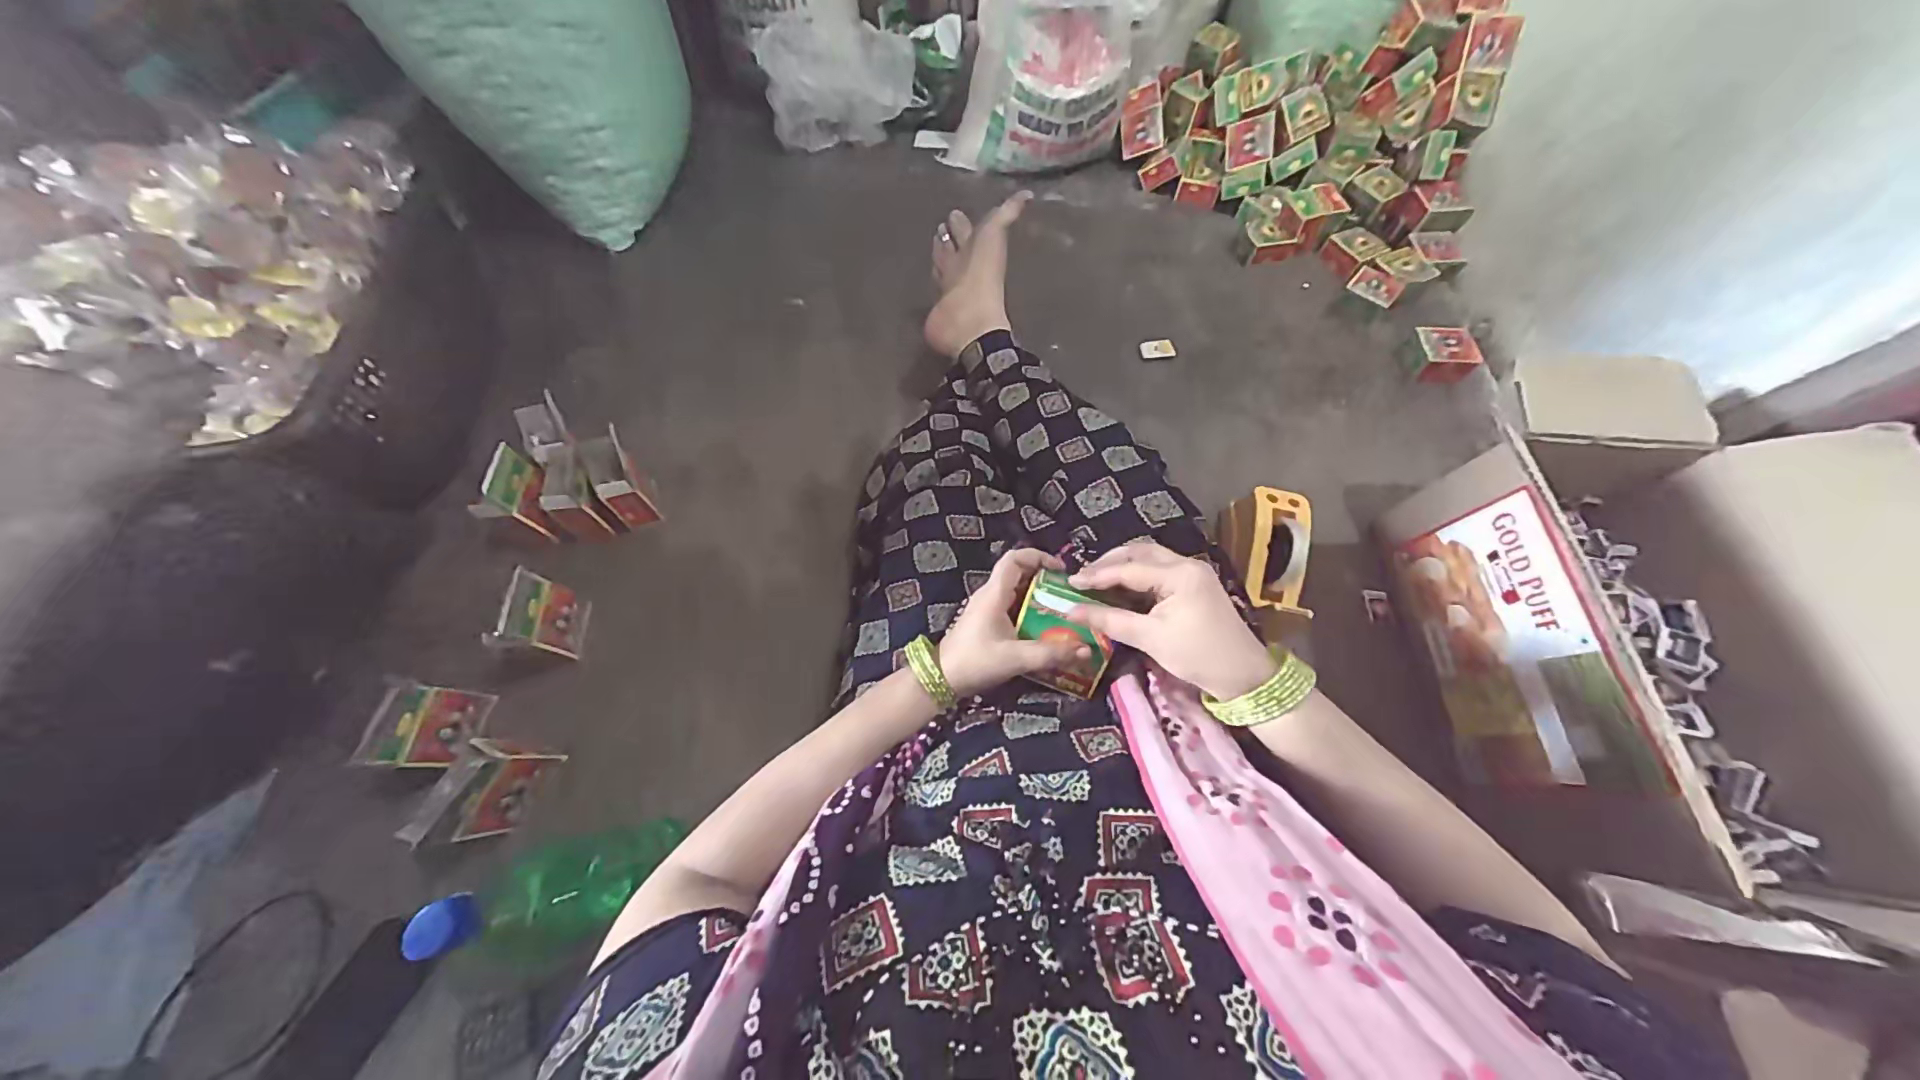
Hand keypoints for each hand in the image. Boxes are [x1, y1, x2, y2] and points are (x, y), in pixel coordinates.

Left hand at [938, 547, 1089, 698]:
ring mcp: (987, 610)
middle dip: (1044, 579)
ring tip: (1062, 612)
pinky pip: (1012, 609)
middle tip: (1067, 594)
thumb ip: (1051, 653)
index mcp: (994, 594)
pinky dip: (1029, 613)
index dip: (1038, 557)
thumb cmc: (974, 662)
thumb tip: (1085, 649)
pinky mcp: (986, 624)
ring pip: (1016, 593)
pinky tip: (1044, 630)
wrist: (941, 680)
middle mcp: (990, 596)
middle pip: (1019, 574)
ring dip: (1038, 598)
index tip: (1061, 570)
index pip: (1014, 559)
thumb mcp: (1015, 658)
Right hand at [1065, 542, 1275, 700]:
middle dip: (1109, 562)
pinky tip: (1122, 587)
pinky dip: (1137, 575)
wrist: (1244, 676)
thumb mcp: (1150, 638)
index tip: (1070, 583)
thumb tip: (1071, 611)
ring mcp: (1194, 573)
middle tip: (1083, 576)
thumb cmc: (1198, 655)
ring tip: (1098, 579)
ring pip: (1150, 558)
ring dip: (1123, 565)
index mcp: (1180, 574)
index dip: (1097, 575)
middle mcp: (1188, 564)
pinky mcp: (1195, 585)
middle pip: (1140, 552)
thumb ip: (1110, 620)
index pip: (1129, 568)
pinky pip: (1160, 570)